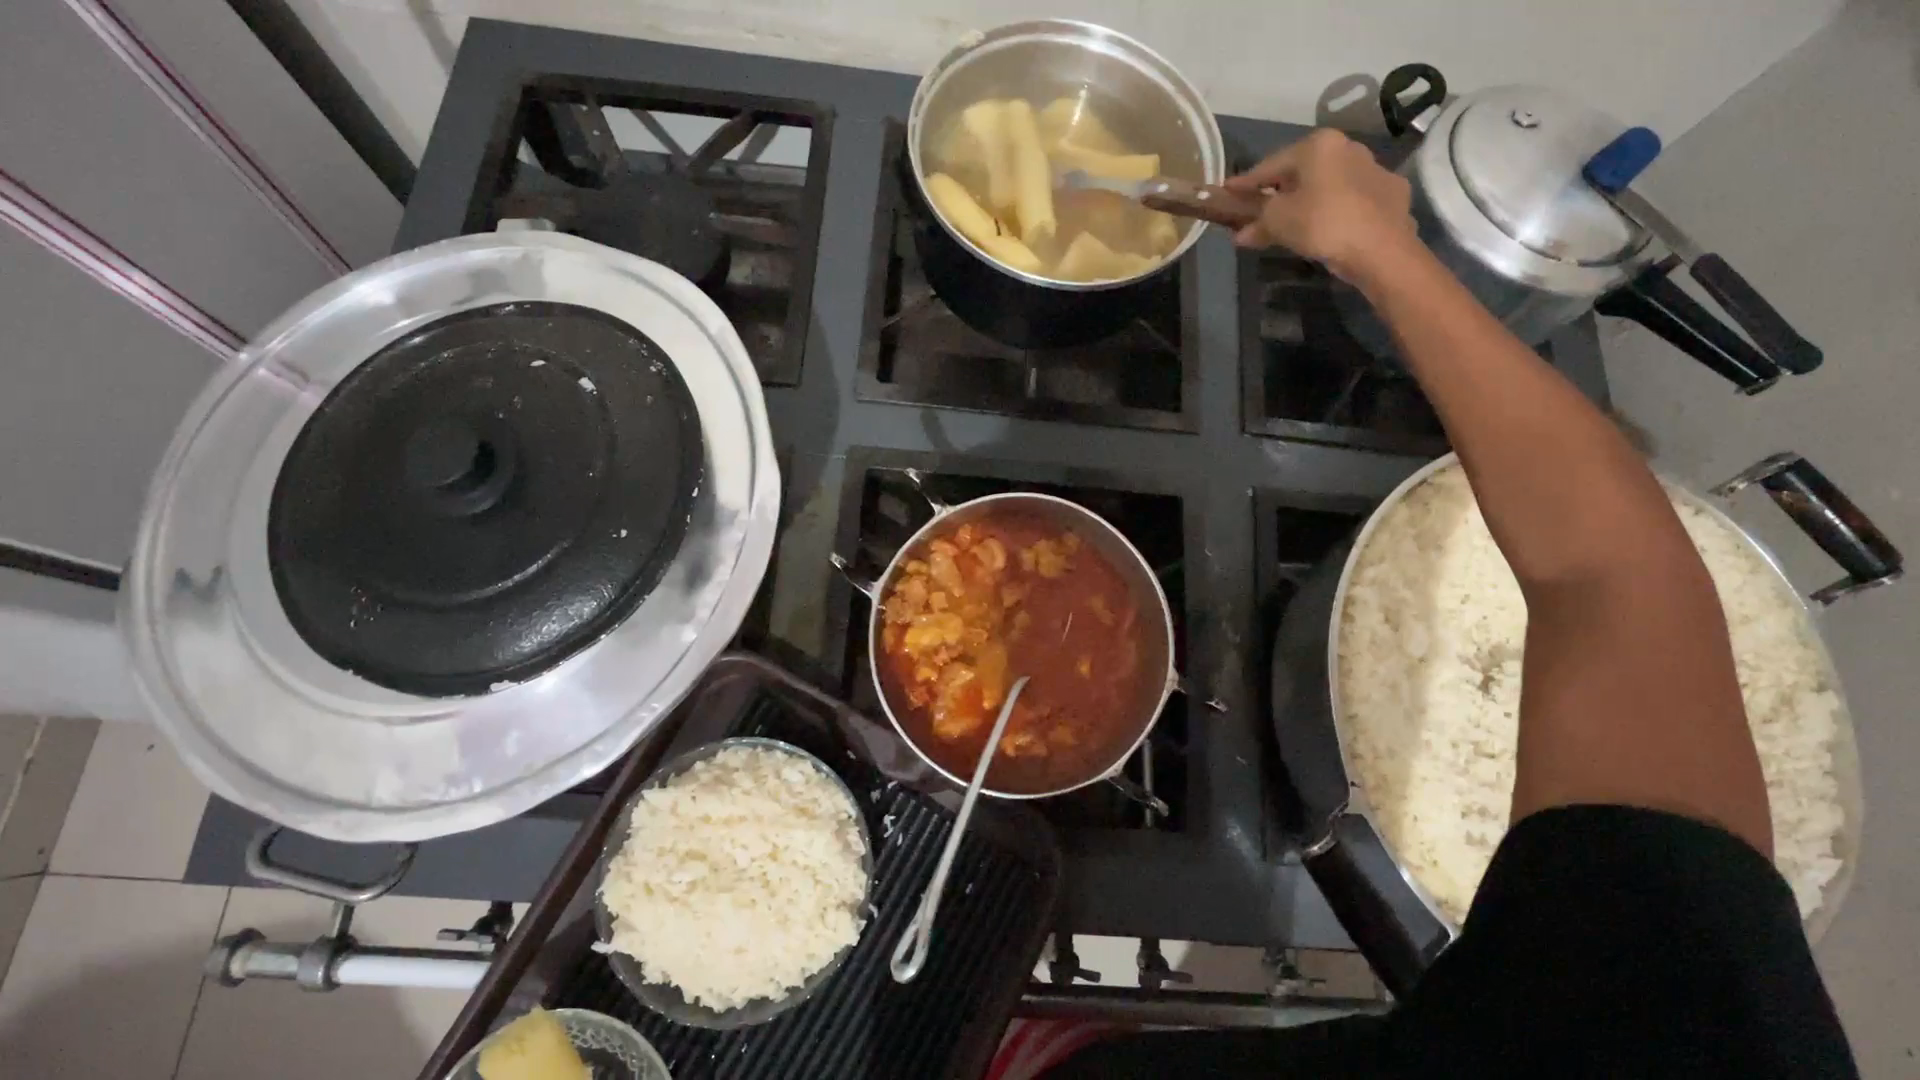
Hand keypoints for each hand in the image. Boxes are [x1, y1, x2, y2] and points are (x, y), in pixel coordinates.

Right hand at [1224, 129, 1417, 285]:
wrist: (1381, 249)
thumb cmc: (1322, 223)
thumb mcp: (1277, 222)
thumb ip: (1256, 223)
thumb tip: (1240, 234)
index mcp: (1318, 145)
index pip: (1271, 164)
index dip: (1246, 182)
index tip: (1227, 191)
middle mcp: (1348, 147)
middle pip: (1302, 172)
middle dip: (1279, 191)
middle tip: (1259, 209)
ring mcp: (1374, 169)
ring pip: (1329, 184)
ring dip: (1307, 201)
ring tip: (1293, 221)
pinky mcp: (1391, 193)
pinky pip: (1351, 200)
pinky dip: (1334, 211)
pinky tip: (1327, 227)